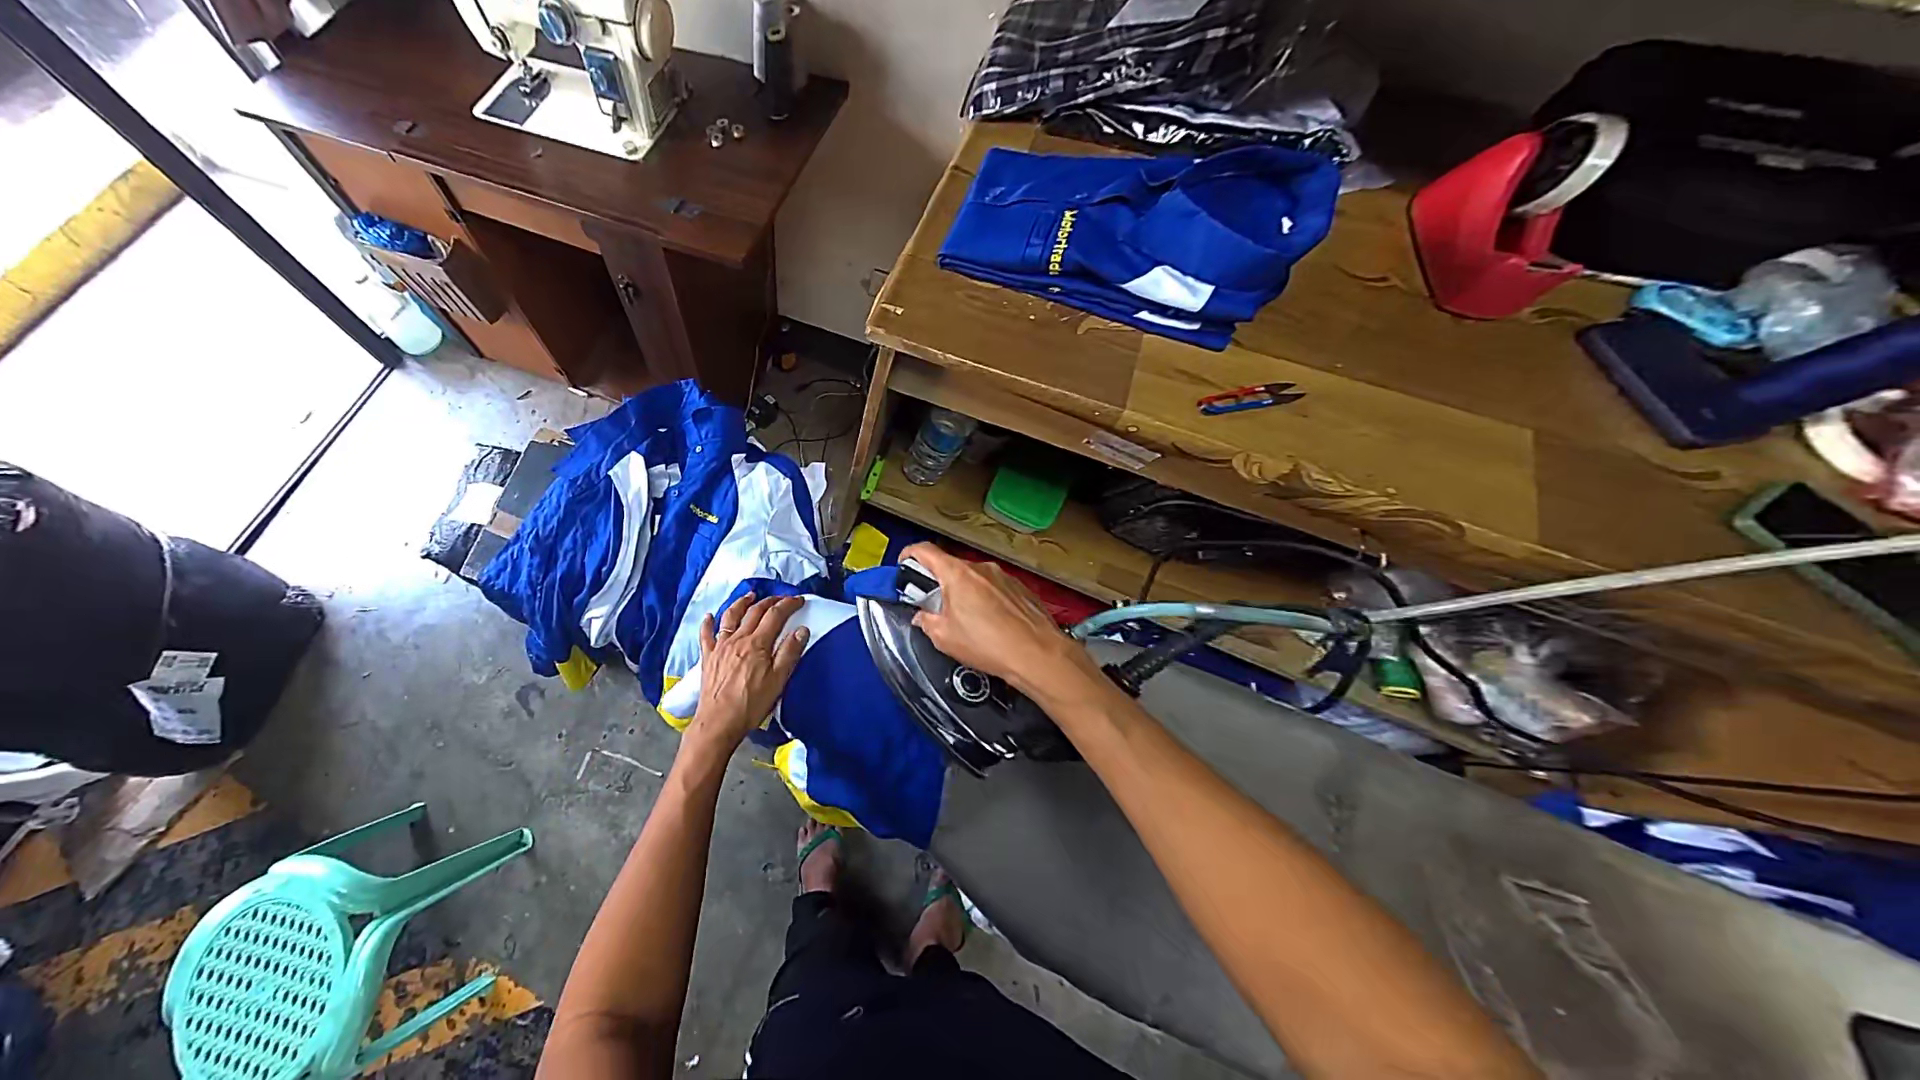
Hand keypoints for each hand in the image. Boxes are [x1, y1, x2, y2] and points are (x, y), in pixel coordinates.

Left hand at [686, 593, 808, 753]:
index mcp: (757, 644)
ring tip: (749, 596)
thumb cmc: (751, 704)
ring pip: (731, 617)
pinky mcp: (708, 658)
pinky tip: (710, 616)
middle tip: (780, 599)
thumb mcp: (778, 680)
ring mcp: (720, 647)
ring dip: (741, 603)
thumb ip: (790, 652)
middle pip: (754, 612)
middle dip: (769, 601)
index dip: (788, 604)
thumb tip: (801, 630)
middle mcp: (737, 639)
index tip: (798, 600)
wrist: (718, 722)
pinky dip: (708, 623)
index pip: (775, 615)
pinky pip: (706, 635)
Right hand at [901, 544, 1090, 696]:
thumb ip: (927, 621)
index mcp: (957, 574)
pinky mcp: (1019, 588)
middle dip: (939, 585)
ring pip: (974, 579)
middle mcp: (981, 569)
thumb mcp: (944, 638)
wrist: (1037, 653)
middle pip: (951, 567)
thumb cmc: (992, 645)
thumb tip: (923, 617)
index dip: (909, 556)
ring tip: (966, 624)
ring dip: (965, 595)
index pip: (925, 551)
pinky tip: (989, 626)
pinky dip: (986, 602)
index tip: (904, 566)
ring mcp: (1003, 577)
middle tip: (934, 608)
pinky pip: (995, 589)